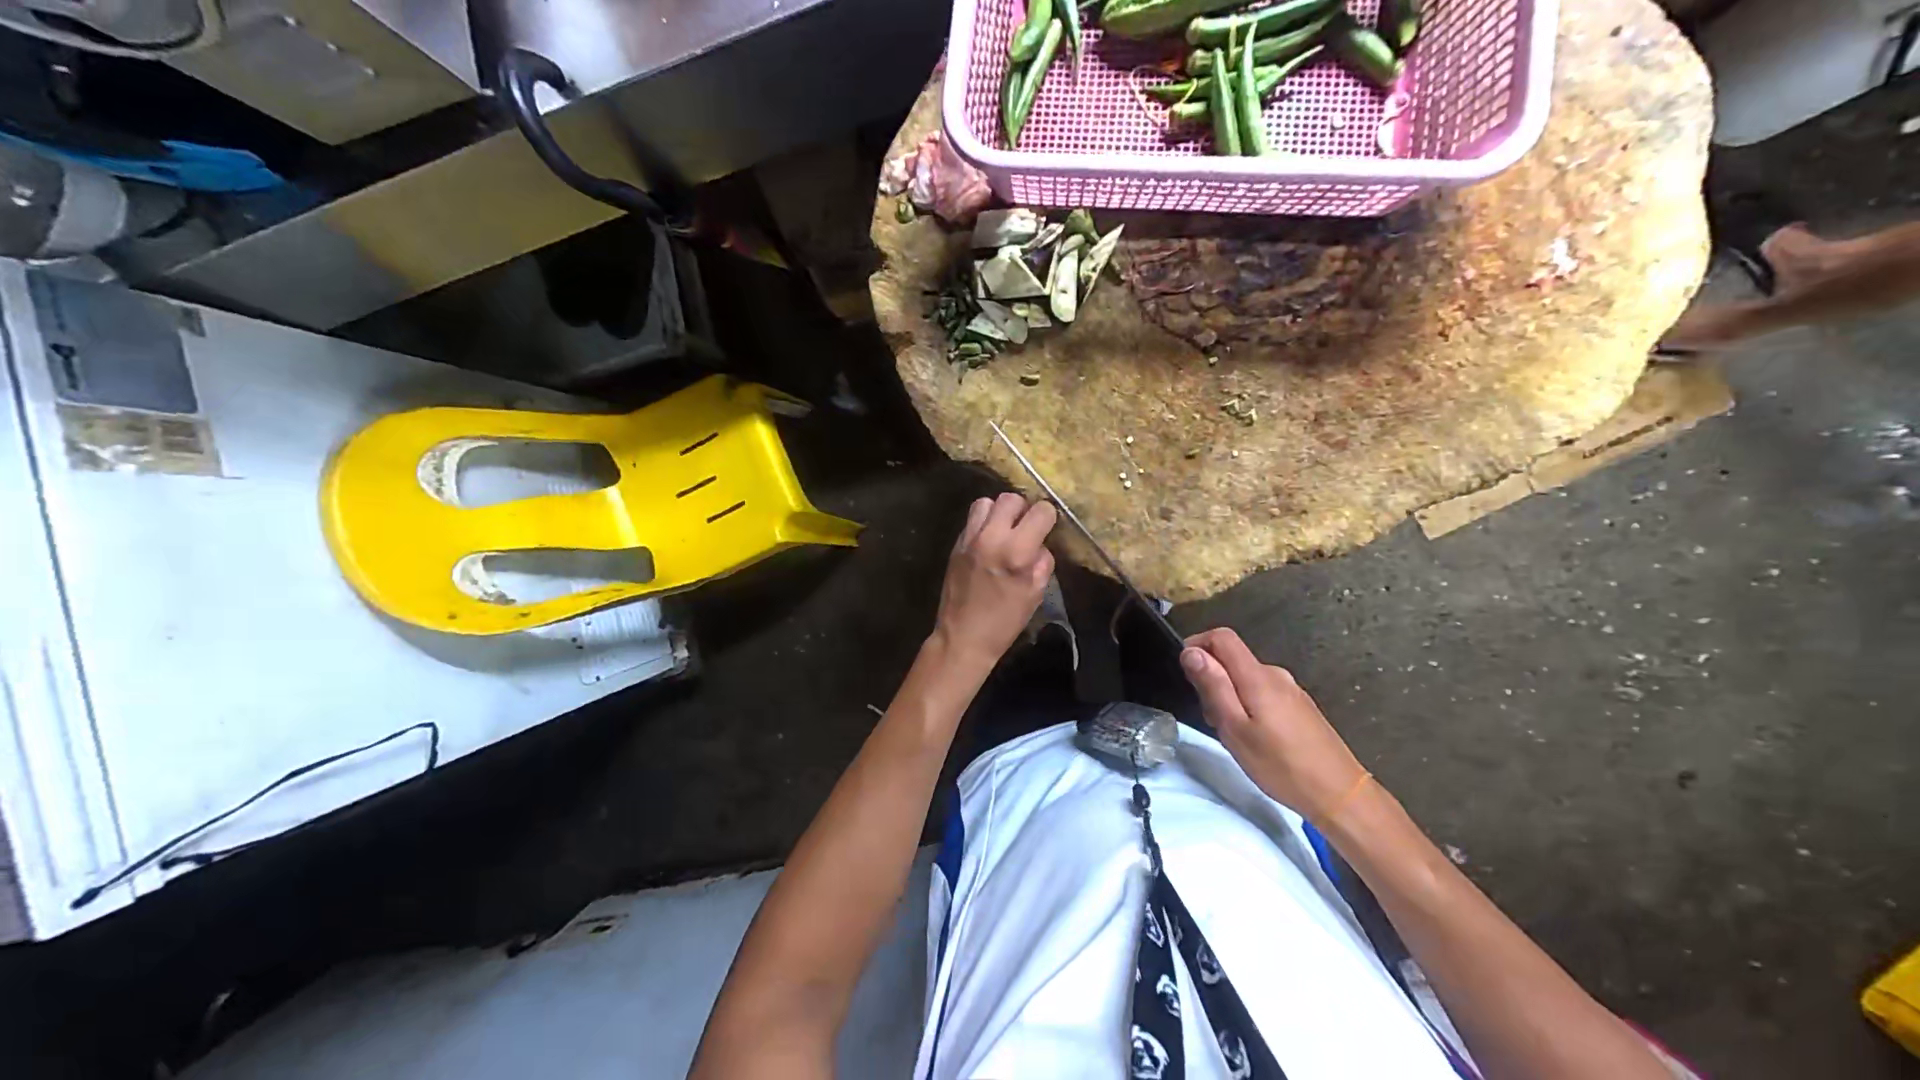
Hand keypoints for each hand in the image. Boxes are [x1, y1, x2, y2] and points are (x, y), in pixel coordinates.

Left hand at [931, 493, 1056, 668]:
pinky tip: (989, 543)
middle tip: (1026, 529)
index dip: (1049, 518)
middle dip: (1024, 510)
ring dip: (999, 512)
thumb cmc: (1005, 621)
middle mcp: (991, 537)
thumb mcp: (1036, 593)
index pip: (1041, 511)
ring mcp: (969, 538)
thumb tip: (1040, 543)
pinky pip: (972, 519)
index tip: (1047, 529)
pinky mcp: (955, 544)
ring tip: (1005, 531)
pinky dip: (984, 523)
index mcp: (1016, 551)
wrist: (962, 637)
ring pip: (987, 502)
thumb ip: (1042, 561)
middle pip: (1011, 499)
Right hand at [1180, 627, 1369, 822]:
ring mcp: (1291, 689)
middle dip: (1211, 678)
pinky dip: (1247, 704)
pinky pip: (1263, 691)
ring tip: (1231, 733)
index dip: (1197, 645)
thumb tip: (1190, 652)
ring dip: (1228, 694)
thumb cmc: (1280, 764)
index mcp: (1258, 676)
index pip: (1222, 637)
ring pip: (1246, 677)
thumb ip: (1213, 686)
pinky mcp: (1299, 706)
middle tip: (1210, 717)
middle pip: (1233, 658)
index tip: (1186, 674)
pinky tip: (1254, 737)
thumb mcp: (1235, 729)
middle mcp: (1276, 674)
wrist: (1339, 794)